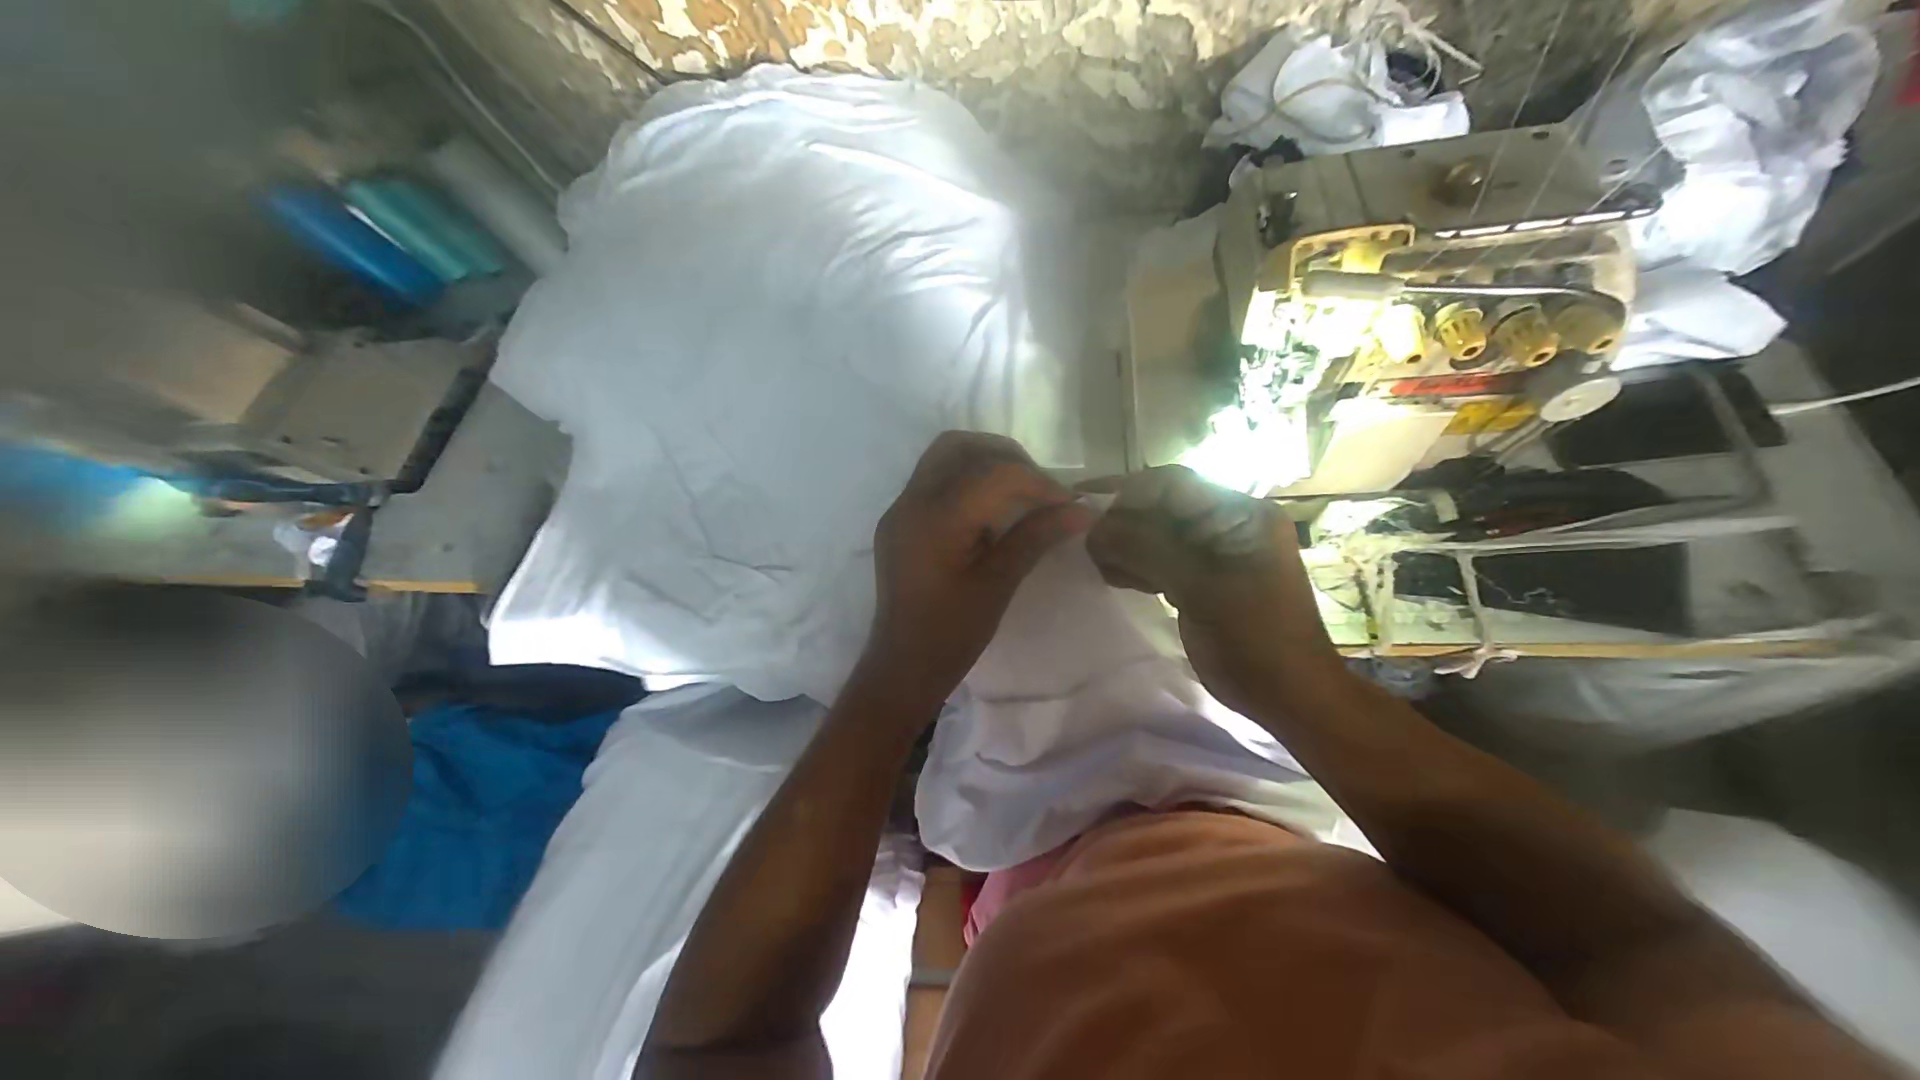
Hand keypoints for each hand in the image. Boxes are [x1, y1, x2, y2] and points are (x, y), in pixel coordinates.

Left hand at [867, 431, 1092, 697]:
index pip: (994, 473)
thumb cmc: (951, 633)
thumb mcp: (998, 584)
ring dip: (983, 463)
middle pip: (960, 447)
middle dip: (1006, 457)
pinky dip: (964, 480)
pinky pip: (931, 481)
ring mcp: (899, 510)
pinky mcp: (898, 522)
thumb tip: (1082, 510)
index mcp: (936, 517)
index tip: (1068, 503)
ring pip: (941, 458)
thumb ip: (1036, 537)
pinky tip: (988, 512)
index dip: (1038, 482)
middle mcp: (911, 502)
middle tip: (1039, 488)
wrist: (902, 666)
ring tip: (1018, 494)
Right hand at [1082, 466, 1343, 710]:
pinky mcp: (1203, 578)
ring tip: (1104, 569)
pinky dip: (1138, 566)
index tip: (1087, 508)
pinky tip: (1121, 581)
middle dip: (1124, 523)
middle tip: (1093, 550)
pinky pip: (1162, 559)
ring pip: (1157, 534)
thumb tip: (1095, 529)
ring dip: (1127, 547)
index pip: (1174, 484)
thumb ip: (1147, 549)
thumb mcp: (1201, 587)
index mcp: (1239, 514)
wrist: (1289, 695)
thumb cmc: (1254, 637)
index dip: (1128, 492)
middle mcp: (1227, 524)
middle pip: (1161, 507)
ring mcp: (1215, 552)